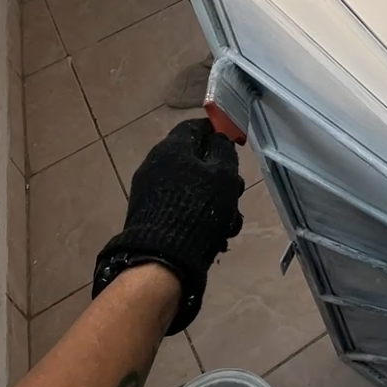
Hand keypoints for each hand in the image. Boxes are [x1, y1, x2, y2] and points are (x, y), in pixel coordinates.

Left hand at [92, 118, 245, 333]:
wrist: (162, 260)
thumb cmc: (198, 209)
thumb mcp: (223, 174)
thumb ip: (224, 149)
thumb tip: (218, 138)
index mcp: (171, 147)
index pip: (195, 126)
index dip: (217, 131)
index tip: (234, 144)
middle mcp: (156, 164)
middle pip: (195, 160)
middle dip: (221, 175)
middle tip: (236, 193)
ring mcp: (150, 191)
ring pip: (192, 187)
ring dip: (214, 201)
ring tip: (230, 224)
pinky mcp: (150, 216)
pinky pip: (181, 206)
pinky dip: (199, 216)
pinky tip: (216, 237)